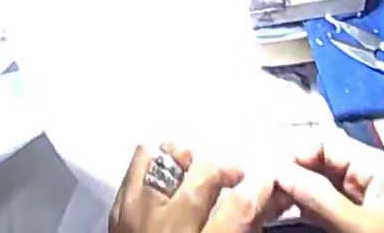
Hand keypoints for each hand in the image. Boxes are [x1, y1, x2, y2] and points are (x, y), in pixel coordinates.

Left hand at [109, 143, 282, 232]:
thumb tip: (257, 208)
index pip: (237, 210)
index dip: (258, 189)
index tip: (266, 179)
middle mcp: (170, 228)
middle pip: (202, 178)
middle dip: (223, 168)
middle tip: (234, 171)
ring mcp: (138, 218)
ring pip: (166, 164)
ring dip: (185, 158)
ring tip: (195, 164)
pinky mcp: (117, 211)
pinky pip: (137, 167)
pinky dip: (152, 161)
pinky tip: (164, 170)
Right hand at [274, 133, 383, 232]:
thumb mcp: (361, 228)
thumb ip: (321, 199)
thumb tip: (281, 170)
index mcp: (378, 167)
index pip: (329, 142)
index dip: (298, 151)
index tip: (269, 169)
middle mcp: (372, 178)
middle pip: (325, 163)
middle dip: (295, 172)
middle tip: (264, 187)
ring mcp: (368, 205)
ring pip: (325, 188)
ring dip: (298, 192)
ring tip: (269, 200)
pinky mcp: (363, 228)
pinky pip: (330, 211)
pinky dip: (310, 211)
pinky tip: (287, 214)